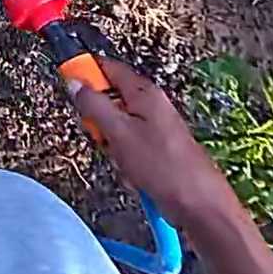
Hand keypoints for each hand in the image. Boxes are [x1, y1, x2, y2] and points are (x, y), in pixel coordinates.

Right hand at [68, 58, 246, 233]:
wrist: (202, 207)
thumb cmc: (162, 166)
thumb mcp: (118, 132)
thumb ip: (93, 105)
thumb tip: (74, 82)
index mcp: (143, 92)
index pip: (107, 67)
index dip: (86, 72)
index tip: (69, 85)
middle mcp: (151, 104)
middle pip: (111, 98)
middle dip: (99, 119)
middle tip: (101, 136)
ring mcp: (156, 126)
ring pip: (118, 125)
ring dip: (112, 143)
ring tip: (122, 161)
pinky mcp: (159, 148)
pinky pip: (130, 144)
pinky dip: (125, 157)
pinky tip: (134, 175)